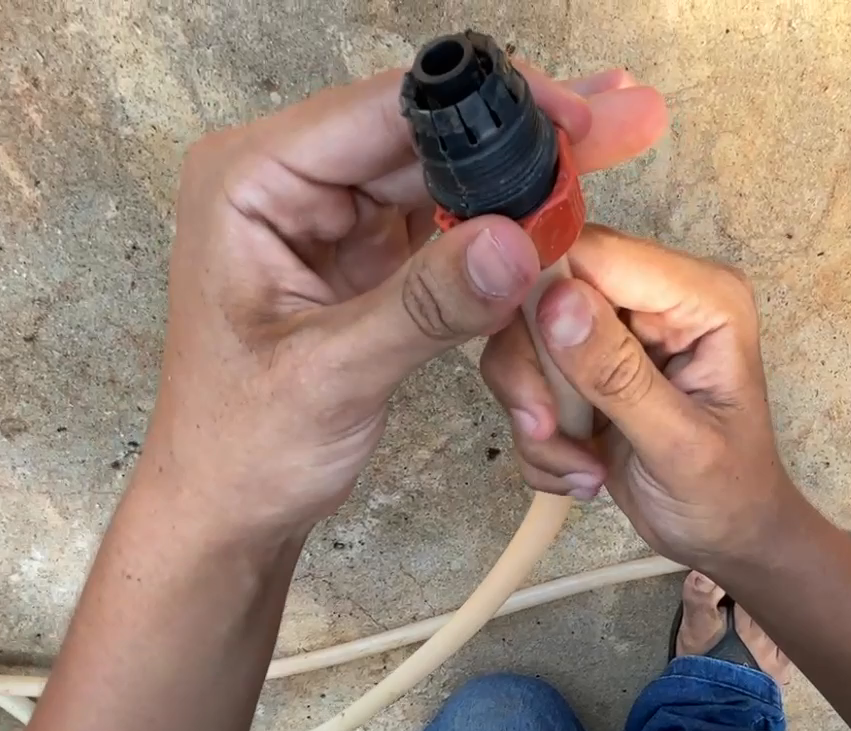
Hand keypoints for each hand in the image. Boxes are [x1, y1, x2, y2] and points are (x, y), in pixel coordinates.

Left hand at [137, 68, 666, 544]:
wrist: (234, 502)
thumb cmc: (242, 443)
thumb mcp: (334, 373)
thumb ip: (425, 305)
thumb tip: (516, 243)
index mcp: (254, 183)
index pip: (382, 113)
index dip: (485, 108)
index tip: (572, 117)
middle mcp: (294, 186)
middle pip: (425, 140)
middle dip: (523, 136)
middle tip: (616, 120)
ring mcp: (335, 224)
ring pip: (443, 182)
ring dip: (520, 178)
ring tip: (604, 153)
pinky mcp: (369, 265)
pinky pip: (445, 232)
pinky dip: (499, 231)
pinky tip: (552, 216)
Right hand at [480, 227, 801, 566]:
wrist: (723, 536)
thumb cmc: (726, 494)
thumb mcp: (678, 442)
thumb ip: (619, 374)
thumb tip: (555, 302)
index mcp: (698, 299)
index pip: (597, 253)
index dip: (545, 294)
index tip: (532, 370)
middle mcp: (652, 304)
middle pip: (545, 296)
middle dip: (537, 378)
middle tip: (548, 435)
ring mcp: (613, 339)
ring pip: (526, 346)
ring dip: (539, 420)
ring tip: (581, 470)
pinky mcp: (586, 375)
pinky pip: (530, 387)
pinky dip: (543, 441)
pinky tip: (582, 473)